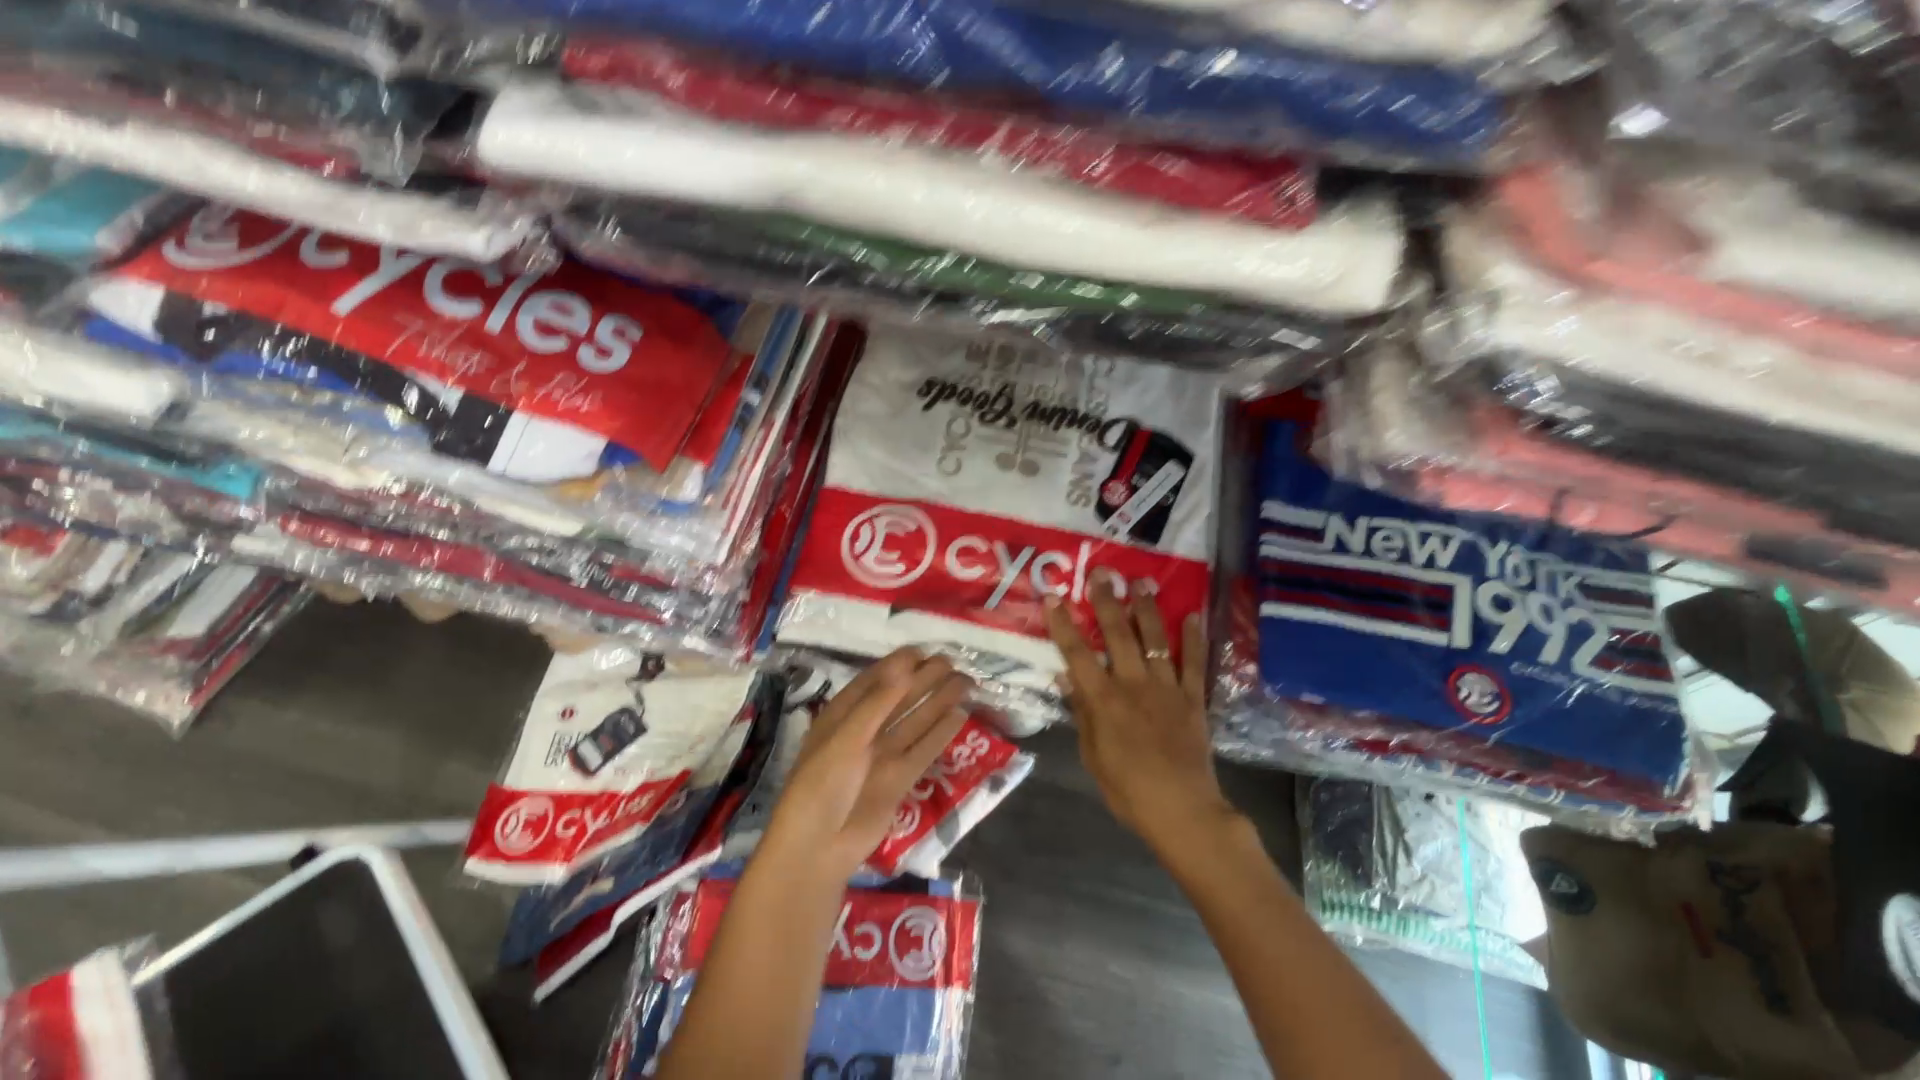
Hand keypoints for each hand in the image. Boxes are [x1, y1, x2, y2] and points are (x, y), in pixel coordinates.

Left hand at [763, 648, 973, 876]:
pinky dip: (940, 734)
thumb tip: (905, 668)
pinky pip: (923, 751)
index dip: (897, 665)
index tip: (924, 650)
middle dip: (923, 680)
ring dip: (937, 702)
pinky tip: (960, 716)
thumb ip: (876, 704)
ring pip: (914, 723)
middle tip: (954, 663)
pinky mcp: (899, 781)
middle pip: (898, 700)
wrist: (819, 846)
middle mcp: (863, 732)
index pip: (873, 682)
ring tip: (965, 683)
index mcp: (841, 716)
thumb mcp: (844, 738)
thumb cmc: (821, 784)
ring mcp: (882, 757)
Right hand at [1046, 571, 1235, 853]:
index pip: (1077, 654)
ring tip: (1142, 583)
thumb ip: (1082, 714)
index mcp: (1104, 701)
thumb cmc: (1128, 790)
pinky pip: (1194, 661)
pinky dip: (1194, 637)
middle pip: (1118, 635)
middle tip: (1101, 574)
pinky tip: (1193, 614)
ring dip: (1147, 609)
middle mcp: (1134, 684)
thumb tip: (1066, 677)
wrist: (1182, 809)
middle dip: (1107, 602)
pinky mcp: (1193, 698)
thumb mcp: (1093, 757)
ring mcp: (1167, 688)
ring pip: (1155, 639)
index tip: (1053, 597)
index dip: (1063, 625)